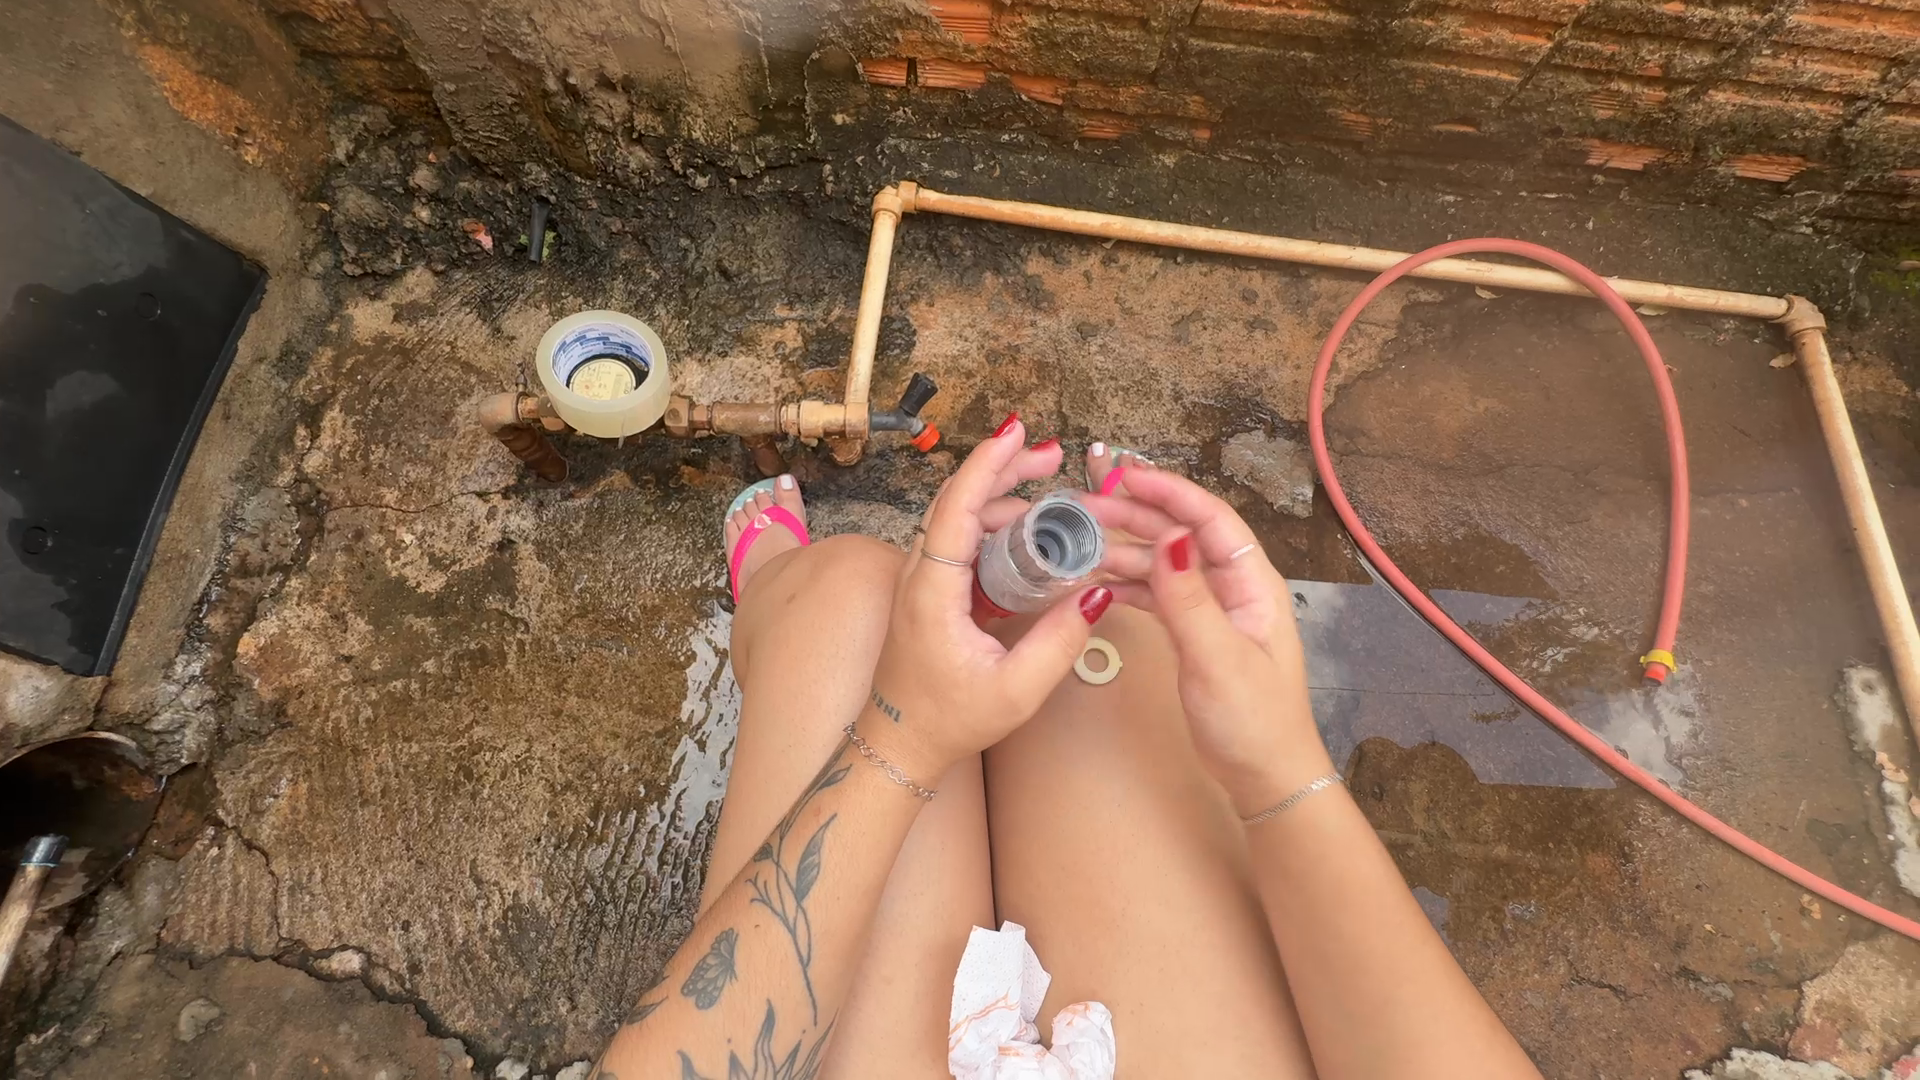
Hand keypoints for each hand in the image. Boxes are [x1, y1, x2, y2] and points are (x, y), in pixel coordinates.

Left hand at [860, 419, 1112, 781]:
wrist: (900, 740)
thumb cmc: (950, 720)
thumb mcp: (1016, 690)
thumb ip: (1059, 642)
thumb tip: (1097, 592)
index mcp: (932, 592)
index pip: (955, 510)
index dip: (986, 467)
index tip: (1016, 432)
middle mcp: (918, 574)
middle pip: (956, 500)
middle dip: (1002, 468)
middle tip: (1052, 454)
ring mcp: (920, 579)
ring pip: (957, 516)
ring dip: (1000, 494)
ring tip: (1049, 484)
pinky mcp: (930, 588)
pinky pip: (960, 540)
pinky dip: (992, 522)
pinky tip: (1026, 528)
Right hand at [1084, 469, 1331, 816]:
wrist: (1265, 777)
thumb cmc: (1252, 720)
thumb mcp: (1218, 657)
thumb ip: (1190, 598)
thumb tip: (1169, 536)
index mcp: (1251, 582)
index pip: (1209, 519)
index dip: (1169, 492)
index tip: (1124, 476)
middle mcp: (1232, 585)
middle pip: (1180, 535)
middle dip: (1135, 516)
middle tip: (1084, 508)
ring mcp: (1212, 607)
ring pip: (1163, 564)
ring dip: (1124, 550)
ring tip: (1079, 544)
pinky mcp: (1194, 630)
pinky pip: (1156, 595)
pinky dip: (1127, 586)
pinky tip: (1097, 583)